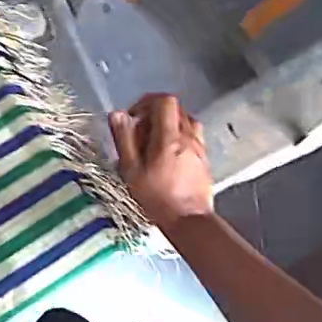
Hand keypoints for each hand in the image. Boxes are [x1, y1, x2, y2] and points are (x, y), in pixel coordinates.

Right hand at [109, 93, 215, 230]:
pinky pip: (193, 135)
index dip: (146, 102)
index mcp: (169, 138)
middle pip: (176, 108)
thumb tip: (117, 114)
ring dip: (169, 123)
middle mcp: (188, 137)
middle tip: (140, 131)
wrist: (189, 220)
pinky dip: (179, 135)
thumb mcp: (131, 170)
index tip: (134, 117)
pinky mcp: (205, 158)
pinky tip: (168, 154)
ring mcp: (200, 147)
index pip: (164, 101)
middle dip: (155, 112)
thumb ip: (124, 139)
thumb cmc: (156, 198)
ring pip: (186, 120)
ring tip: (154, 141)